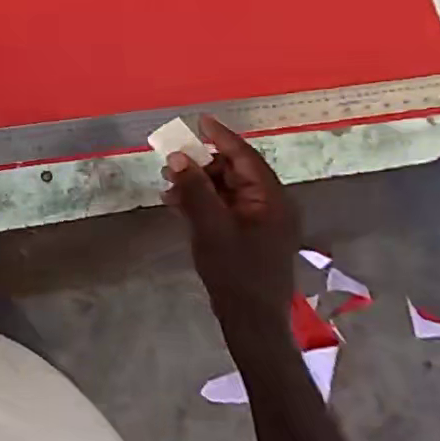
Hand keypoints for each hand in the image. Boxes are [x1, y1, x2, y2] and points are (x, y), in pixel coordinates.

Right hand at [161, 115, 299, 330]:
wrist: (250, 320)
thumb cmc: (236, 271)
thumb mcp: (210, 226)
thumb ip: (194, 189)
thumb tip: (177, 157)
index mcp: (271, 200)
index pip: (245, 157)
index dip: (221, 137)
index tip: (199, 120)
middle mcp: (269, 205)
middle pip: (234, 171)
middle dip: (201, 163)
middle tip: (171, 159)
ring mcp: (259, 221)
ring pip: (226, 188)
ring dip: (197, 182)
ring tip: (168, 183)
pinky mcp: (247, 234)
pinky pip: (223, 206)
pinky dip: (201, 200)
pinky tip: (176, 203)